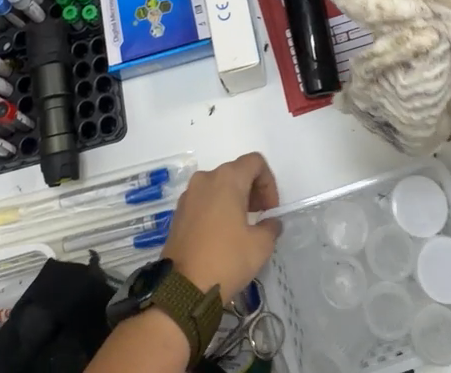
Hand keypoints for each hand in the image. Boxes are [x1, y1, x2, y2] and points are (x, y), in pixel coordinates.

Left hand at [162, 153, 281, 297]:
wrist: (183, 288)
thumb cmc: (226, 259)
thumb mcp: (260, 245)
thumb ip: (271, 227)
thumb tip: (271, 222)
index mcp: (227, 179)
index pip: (255, 162)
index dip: (269, 183)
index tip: (270, 210)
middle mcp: (205, 179)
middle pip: (236, 172)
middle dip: (253, 191)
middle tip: (261, 217)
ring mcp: (188, 195)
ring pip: (218, 186)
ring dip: (235, 199)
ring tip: (243, 228)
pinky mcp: (179, 212)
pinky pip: (204, 200)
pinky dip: (217, 209)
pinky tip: (222, 235)